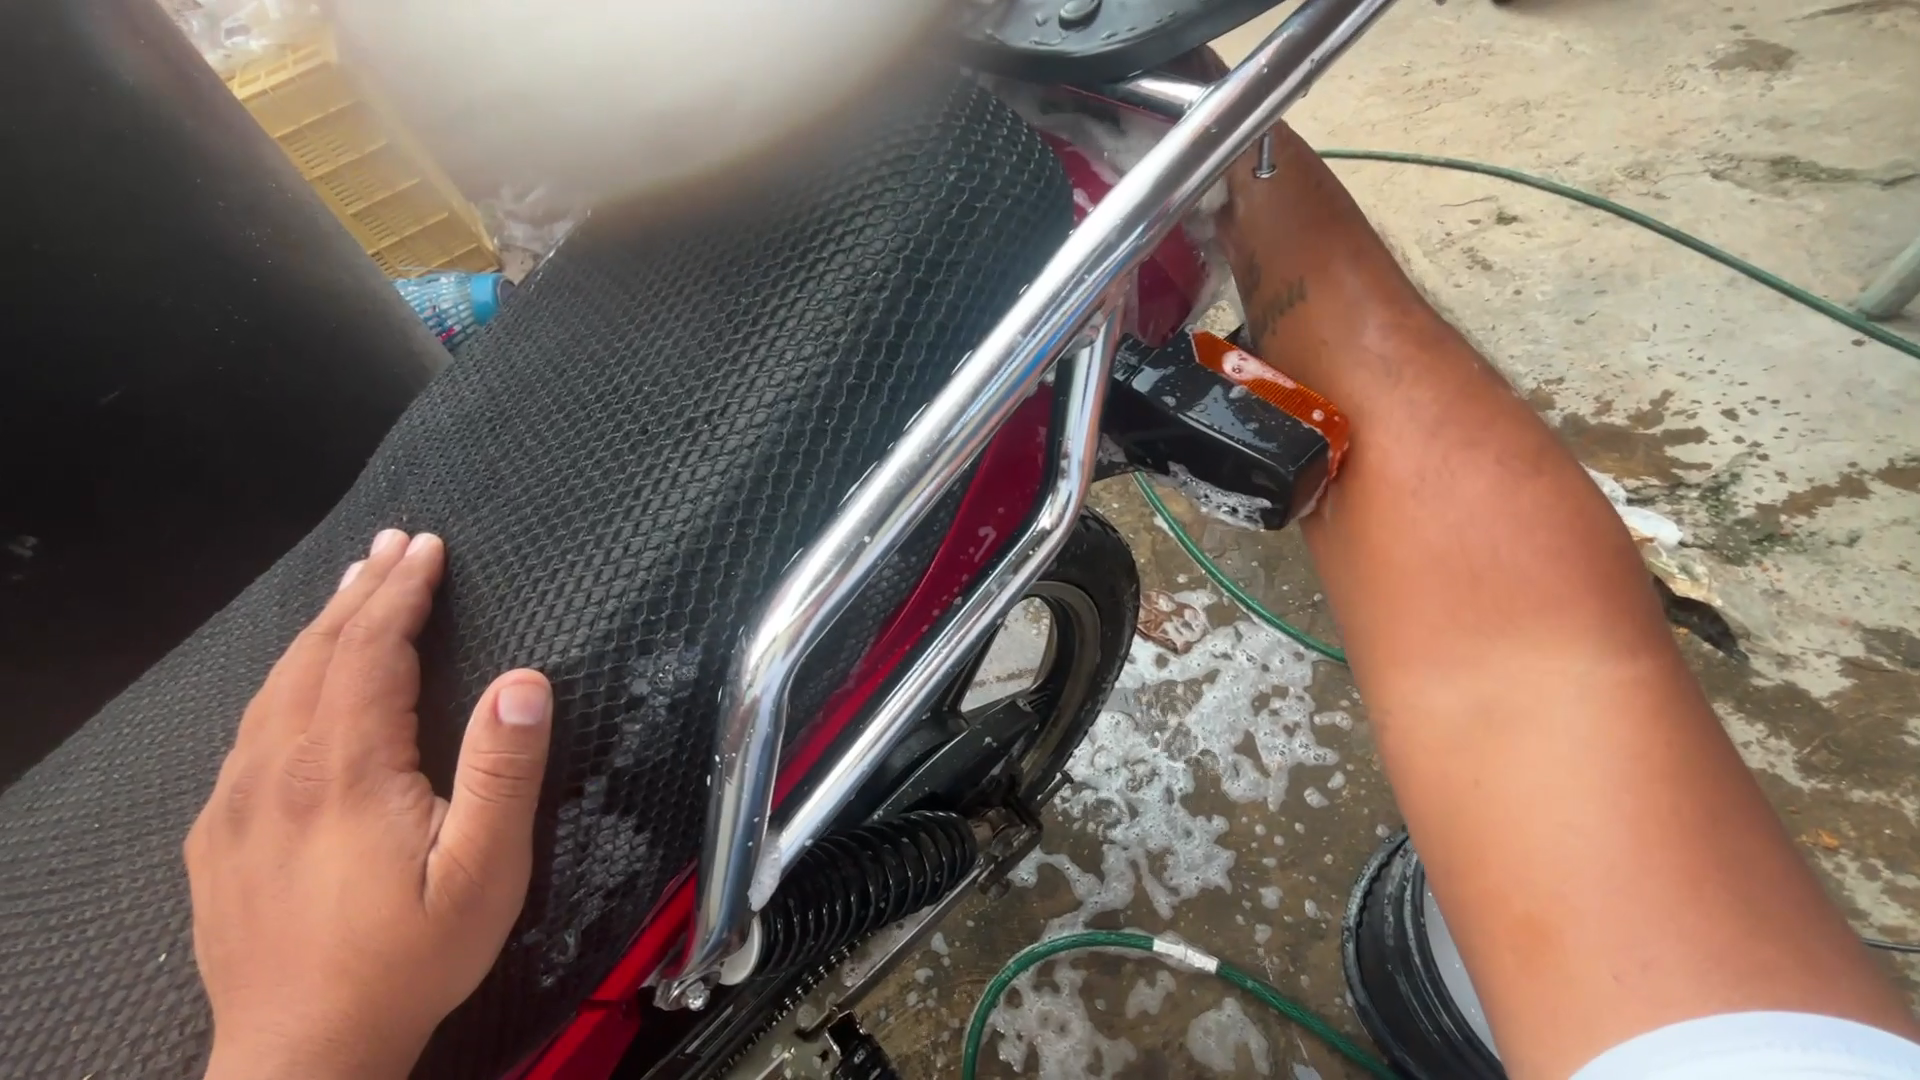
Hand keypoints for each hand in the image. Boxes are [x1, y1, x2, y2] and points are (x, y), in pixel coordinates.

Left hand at [185, 529, 553, 1079]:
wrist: (302, 1054)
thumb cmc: (412, 955)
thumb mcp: (487, 868)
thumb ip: (504, 770)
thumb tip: (524, 679)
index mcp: (345, 770)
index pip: (369, 652)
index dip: (401, 594)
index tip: (428, 548)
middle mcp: (279, 771)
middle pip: (316, 655)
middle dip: (361, 591)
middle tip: (394, 543)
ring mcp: (239, 802)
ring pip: (276, 686)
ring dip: (321, 627)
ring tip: (354, 585)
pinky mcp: (221, 833)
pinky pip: (250, 728)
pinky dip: (286, 677)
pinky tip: (302, 677)